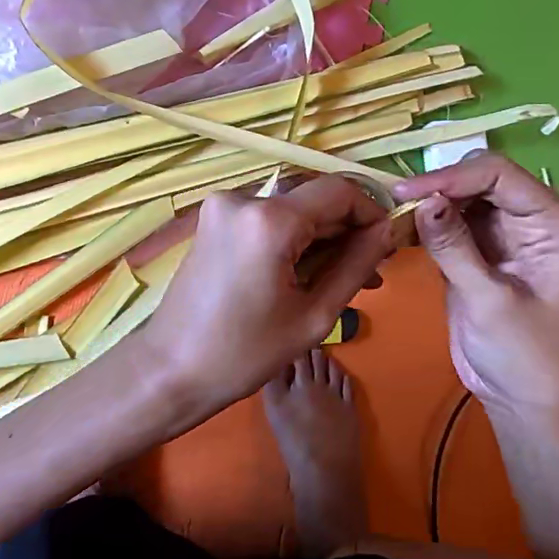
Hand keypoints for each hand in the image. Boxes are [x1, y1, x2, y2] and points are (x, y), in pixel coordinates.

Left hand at [141, 175, 393, 415]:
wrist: (171, 368)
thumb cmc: (245, 353)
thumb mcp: (314, 315)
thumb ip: (354, 265)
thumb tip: (386, 231)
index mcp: (268, 219)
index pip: (338, 190)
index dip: (370, 212)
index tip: (385, 244)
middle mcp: (242, 198)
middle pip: (313, 198)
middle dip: (345, 231)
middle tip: (369, 272)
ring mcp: (222, 205)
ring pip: (291, 208)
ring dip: (319, 236)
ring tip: (342, 279)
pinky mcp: (212, 219)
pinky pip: (266, 218)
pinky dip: (290, 238)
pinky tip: (305, 272)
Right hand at [393, 151, 558, 417]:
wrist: (528, 405)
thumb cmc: (527, 358)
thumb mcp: (489, 302)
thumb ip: (455, 247)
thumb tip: (423, 201)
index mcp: (556, 224)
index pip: (500, 176)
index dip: (452, 177)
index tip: (406, 193)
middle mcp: (535, 220)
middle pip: (480, 180)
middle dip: (439, 187)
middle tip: (395, 203)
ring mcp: (507, 235)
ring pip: (462, 198)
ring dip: (429, 204)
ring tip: (392, 214)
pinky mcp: (482, 252)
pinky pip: (452, 223)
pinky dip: (427, 224)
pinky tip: (401, 230)